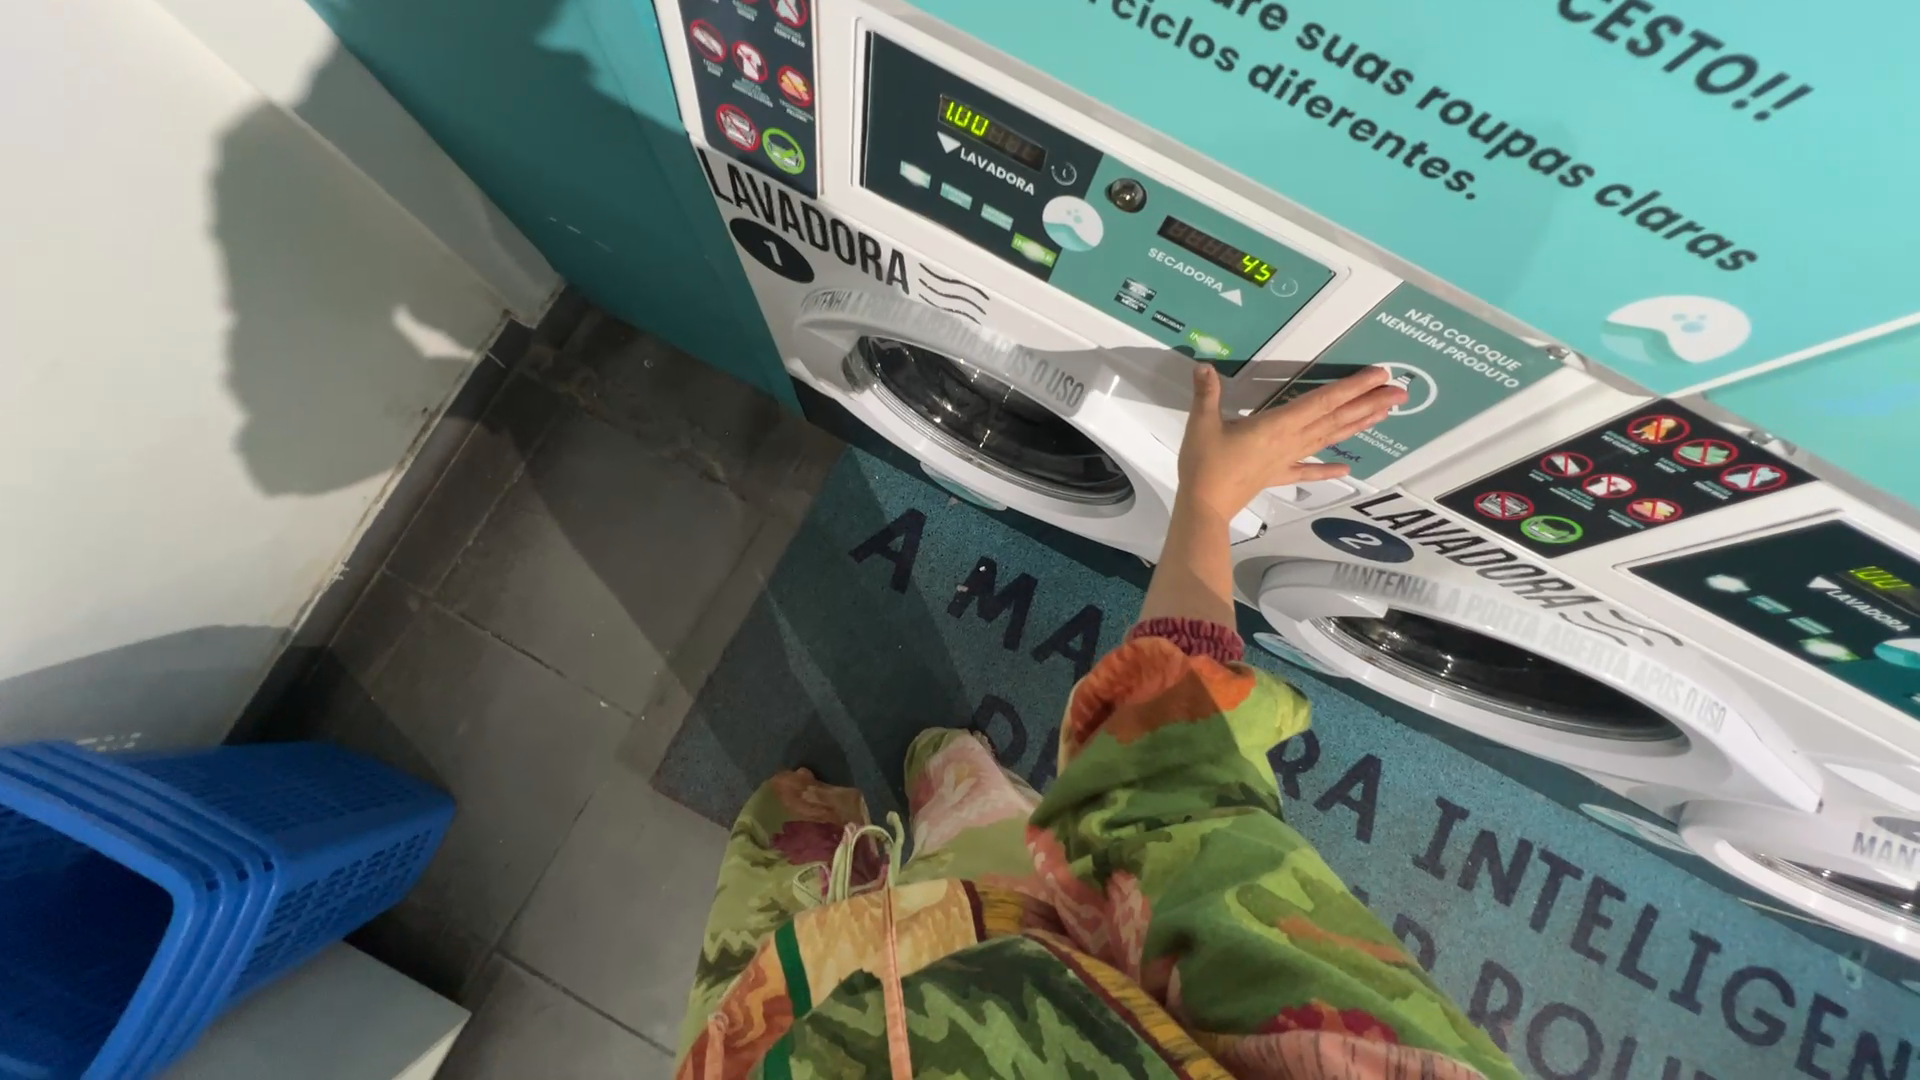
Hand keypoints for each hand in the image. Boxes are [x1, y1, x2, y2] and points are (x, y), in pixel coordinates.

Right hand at [1177, 364, 1405, 519]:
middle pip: (1334, 419)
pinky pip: (1306, 472)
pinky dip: (1327, 470)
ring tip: (1384, 414)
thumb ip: (1206, 394)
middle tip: (1400, 391)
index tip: (1379, 374)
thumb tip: (1204, 366)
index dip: (1351, 387)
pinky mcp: (1276, 477)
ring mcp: (1285, 461)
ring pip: (1327, 440)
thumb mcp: (1201, 424)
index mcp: (1277, 425)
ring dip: (1356, 426)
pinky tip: (1347, 468)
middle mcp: (1290, 441)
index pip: (1321, 401)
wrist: (1203, 507)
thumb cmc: (1204, 464)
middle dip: (1367, 403)